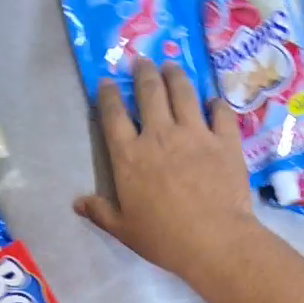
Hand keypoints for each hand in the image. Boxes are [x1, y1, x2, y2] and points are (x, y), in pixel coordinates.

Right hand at [75, 59, 263, 279]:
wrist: (214, 240)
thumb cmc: (164, 238)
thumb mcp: (124, 230)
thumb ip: (101, 213)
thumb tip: (78, 203)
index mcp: (129, 156)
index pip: (113, 114)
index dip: (109, 94)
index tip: (108, 82)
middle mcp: (160, 135)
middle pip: (149, 91)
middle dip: (144, 72)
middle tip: (142, 62)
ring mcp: (195, 133)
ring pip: (183, 91)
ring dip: (176, 75)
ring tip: (172, 67)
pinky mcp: (225, 140)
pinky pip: (220, 111)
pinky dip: (215, 103)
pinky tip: (213, 101)